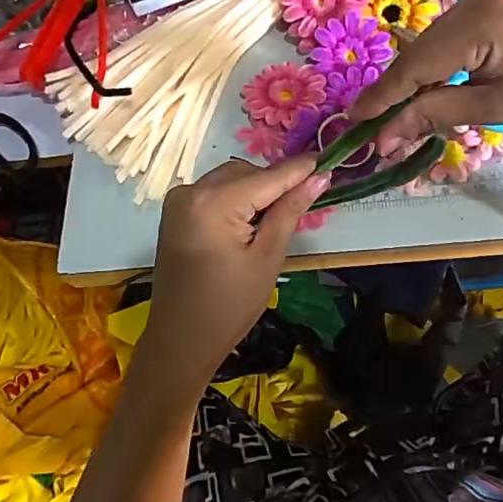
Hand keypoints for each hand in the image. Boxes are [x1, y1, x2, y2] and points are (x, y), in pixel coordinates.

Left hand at [140, 156, 328, 382]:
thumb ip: (290, 210)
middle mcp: (191, 191)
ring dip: (255, 191)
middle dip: (275, 183)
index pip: (267, 176)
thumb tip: (318, 177)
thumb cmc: (229, 306)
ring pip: (230, 179)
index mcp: (213, 203)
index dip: (299, 170)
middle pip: (246, 172)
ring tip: (275, 220)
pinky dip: (235, 199)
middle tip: (303, 203)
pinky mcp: (174, 212)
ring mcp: (178, 200)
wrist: (180, 340)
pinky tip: (249, 224)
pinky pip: (214, 192)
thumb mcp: (267, 257)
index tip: (327, 161)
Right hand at [349, 0, 502, 150]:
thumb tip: (386, 134)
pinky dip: (451, 55)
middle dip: (406, 89)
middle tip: (384, 128)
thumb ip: (435, 112)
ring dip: (427, 72)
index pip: (418, 62)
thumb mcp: (498, 106)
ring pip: (443, 36)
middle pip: (427, 46)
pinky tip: (443, 80)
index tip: (355, 121)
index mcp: (484, 13)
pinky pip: (464, 25)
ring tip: (411, 110)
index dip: (384, 96)